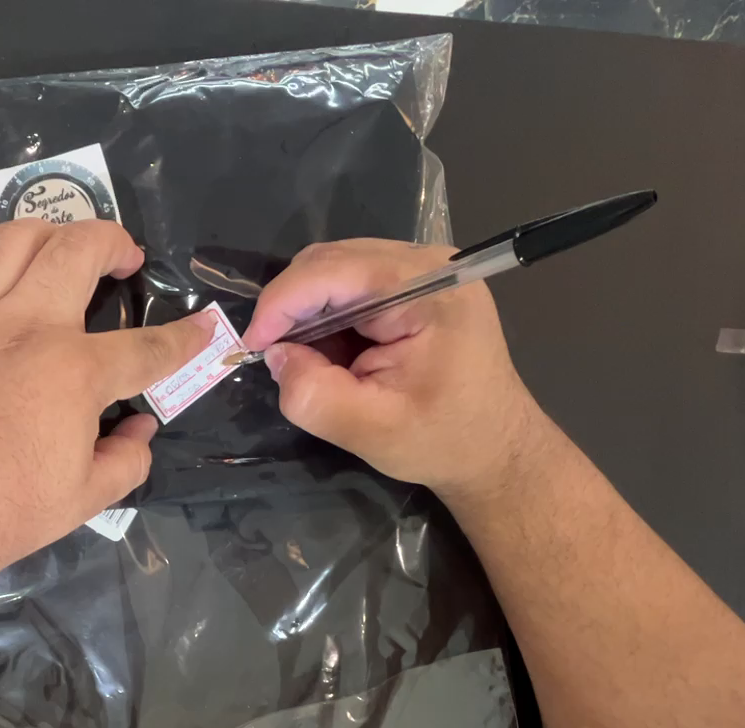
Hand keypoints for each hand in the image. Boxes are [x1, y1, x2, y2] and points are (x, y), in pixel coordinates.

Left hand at [0, 219, 213, 587]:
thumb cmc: (1, 514)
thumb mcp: (84, 500)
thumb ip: (127, 459)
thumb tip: (139, 430)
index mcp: (73, 372)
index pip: (146, 348)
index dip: (183, 340)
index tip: (201, 330)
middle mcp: (25, 325)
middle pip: (79, 247)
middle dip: (116, 241)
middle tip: (127, 258)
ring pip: (15, 237)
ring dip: (52, 233)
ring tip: (65, 252)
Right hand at [242, 240, 549, 500]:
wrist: (494, 449)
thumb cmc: (442, 441)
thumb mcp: (370, 430)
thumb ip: (313, 395)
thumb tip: (274, 357)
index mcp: (427, 289)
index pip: (332, 271)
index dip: (280, 304)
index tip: (250, 347)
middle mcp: (427, 264)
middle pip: (330, 261)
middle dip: (290, 307)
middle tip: (272, 356)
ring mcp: (423, 271)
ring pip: (334, 271)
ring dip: (306, 313)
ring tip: (304, 360)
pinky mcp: (414, 287)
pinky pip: (349, 286)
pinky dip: (324, 317)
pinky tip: (328, 353)